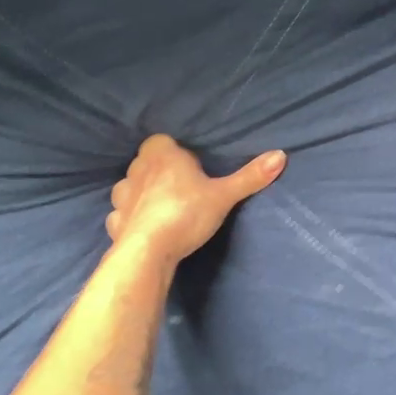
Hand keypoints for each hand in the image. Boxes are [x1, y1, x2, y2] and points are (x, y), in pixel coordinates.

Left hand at [106, 135, 285, 264]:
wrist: (147, 254)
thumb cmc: (185, 213)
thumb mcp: (224, 195)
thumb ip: (250, 176)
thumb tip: (281, 155)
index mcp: (162, 156)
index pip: (159, 140)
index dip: (172, 149)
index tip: (188, 162)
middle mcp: (137, 172)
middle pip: (144, 162)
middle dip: (157, 169)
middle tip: (180, 183)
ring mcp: (122, 200)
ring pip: (128, 187)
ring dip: (140, 192)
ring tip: (160, 203)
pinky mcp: (115, 226)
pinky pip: (121, 215)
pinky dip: (131, 218)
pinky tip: (144, 227)